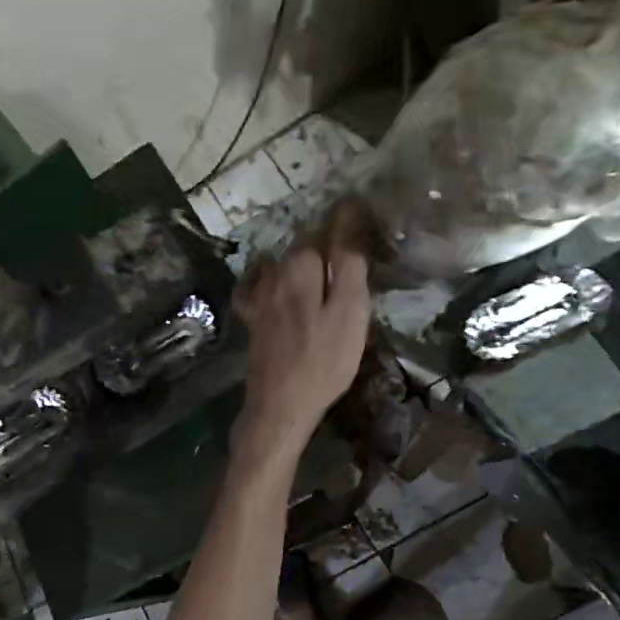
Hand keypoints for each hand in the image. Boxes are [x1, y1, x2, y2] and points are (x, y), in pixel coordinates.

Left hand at [234, 203, 372, 452]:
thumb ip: (349, 261)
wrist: (280, 405)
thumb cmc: (323, 361)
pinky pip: (258, 289)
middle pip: (303, 248)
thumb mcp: (349, 310)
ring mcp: (257, 299)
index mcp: (298, 267)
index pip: (326, 228)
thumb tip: (350, 214)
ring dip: (302, 264)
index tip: (367, 227)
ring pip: (282, 266)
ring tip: (326, 276)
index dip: (348, 226)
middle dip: (326, 246)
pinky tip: (279, 288)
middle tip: (354, 259)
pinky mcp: (251, 321)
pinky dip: (270, 282)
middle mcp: (272, 275)